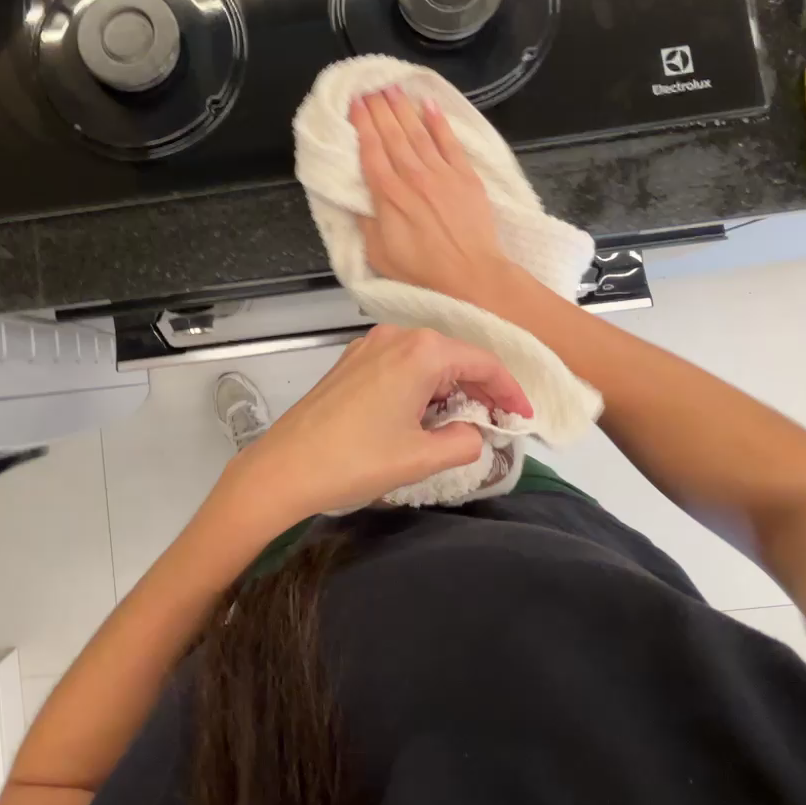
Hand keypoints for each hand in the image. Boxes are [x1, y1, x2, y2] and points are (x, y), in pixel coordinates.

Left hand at [214, 325, 532, 523]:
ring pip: (426, 361)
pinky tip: (421, 417)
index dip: (509, 392)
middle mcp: (396, 336)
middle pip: (454, 357)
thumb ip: (464, 441)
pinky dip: (420, 387)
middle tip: (496, 424)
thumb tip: (474, 432)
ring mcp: (368, 346)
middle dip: (479, 389)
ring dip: (448, 389)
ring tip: (461, 425)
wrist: (284, 468)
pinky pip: (399, 366)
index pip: (483, 362)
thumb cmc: (356, 460)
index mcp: (421, 351)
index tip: (522, 420)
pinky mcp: (350, 362)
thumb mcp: (422, 457)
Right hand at [351, 87, 534, 309]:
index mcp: (388, 194)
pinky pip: (450, 142)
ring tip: (392, 88)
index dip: (362, 124)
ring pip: (418, 132)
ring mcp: (441, 173)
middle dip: (380, 109)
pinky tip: (429, 105)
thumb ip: (366, 223)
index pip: (371, 150)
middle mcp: (413, 176)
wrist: (471, 275)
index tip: (355, 104)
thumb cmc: (421, 271)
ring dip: (403, 108)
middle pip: (392, 135)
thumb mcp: (379, 254)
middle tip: (370, 87)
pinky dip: (439, 122)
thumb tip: (356, 200)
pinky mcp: (465, 176)